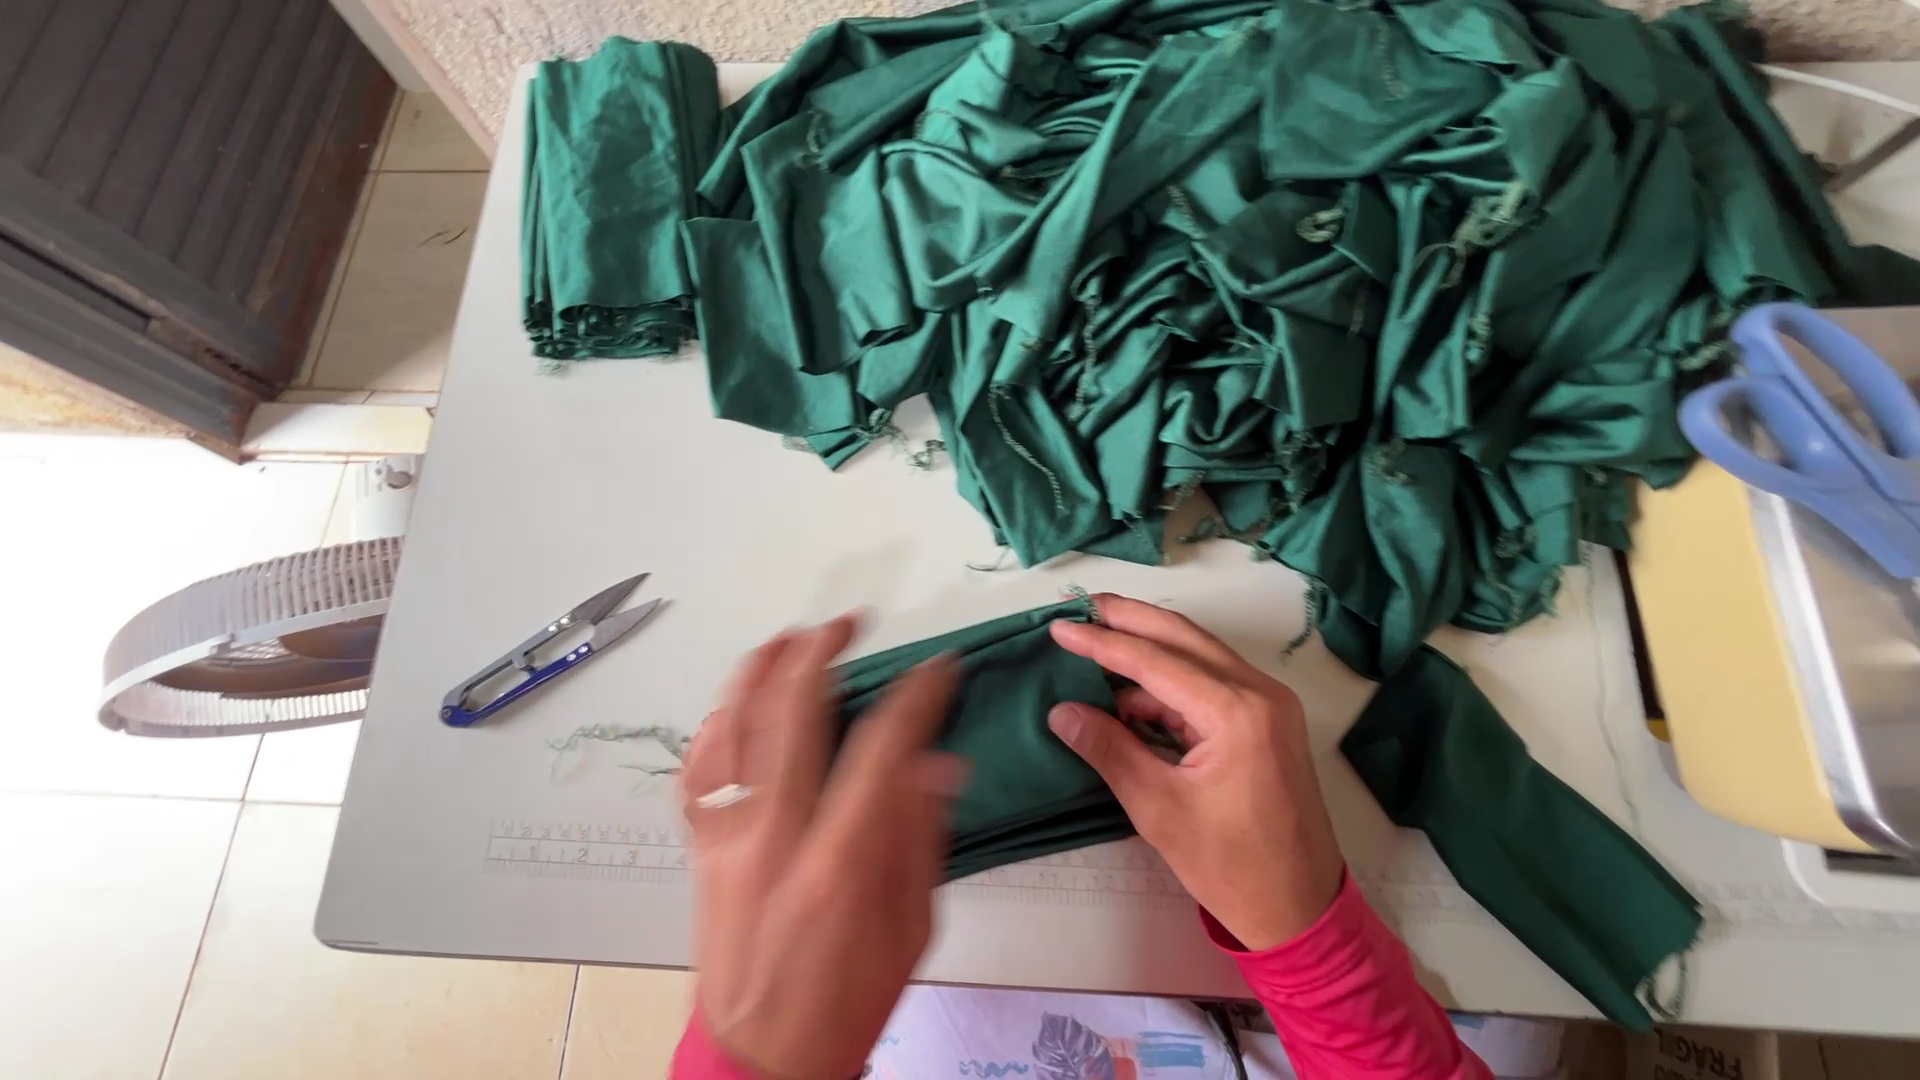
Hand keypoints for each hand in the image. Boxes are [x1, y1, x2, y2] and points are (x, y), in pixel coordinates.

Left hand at [681, 615, 965, 1079]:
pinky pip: (698, 769)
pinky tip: (739, 700)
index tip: (937, 669)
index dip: (915, 697)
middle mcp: (775, 837)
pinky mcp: (701, 848)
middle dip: (822, 653)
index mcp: (838, 862)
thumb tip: (936, 763)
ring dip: (762, 670)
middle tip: (849, 624)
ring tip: (790, 637)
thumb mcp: (913, 929)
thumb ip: (919, 838)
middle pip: (790, 715)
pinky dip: (717, 724)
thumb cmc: (847, 998)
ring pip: (734, 728)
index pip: (881, 749)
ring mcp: (728, 838)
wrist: (759, 1059)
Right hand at [1048, 595, 1343, 949]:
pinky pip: (1207, 682)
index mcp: (1237, 712)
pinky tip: (1129, 692)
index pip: (1155, 660)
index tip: (1060, 627)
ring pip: (1196, 654)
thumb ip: (1109, 750)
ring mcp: (1267, 702)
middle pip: (1182, 637)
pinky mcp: (1264, 718)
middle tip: (1081, 604)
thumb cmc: (1230, 865)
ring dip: (1146, 646)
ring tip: (1095, 640)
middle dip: (1129, 618)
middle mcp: (1259, 692)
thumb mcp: (1158, 808)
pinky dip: (1166, 681)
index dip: (1102, 642)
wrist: (1300, 910)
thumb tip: (1061, 711)